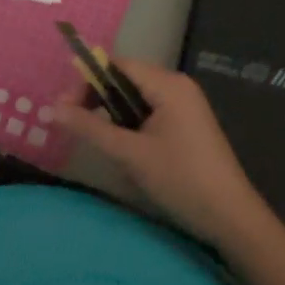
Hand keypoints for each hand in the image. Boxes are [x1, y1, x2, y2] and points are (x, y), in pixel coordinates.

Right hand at [54, 59, 270, 248]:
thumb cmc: (181, 179)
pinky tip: (120, 145)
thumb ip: (89, 127)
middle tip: (72, 122)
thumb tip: (52, 108)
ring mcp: (185, 106)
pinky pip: (148, 112)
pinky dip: (128, 123)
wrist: (233, 219)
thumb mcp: (129, 153)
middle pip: (125, 79)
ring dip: (110, 113)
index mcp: (168, 84)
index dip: (86, 81)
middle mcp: (178, 87)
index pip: (116, 66)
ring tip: (93, 136)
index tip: (64, 107)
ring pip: (135, 98)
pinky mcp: (187, 125)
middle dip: (95, 97)